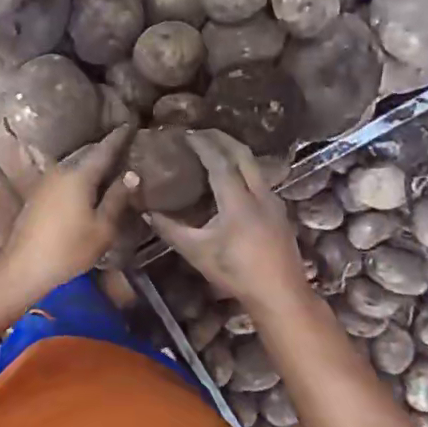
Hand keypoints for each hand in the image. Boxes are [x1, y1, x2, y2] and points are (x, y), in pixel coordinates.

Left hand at [0, 127, 136, 292]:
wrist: (23, 265)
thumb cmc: (68, 248)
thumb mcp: (102, 228)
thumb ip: (118, 198)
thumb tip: (132, 174)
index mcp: (79, 174)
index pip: (104, 148)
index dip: (120, 137)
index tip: (133, 124)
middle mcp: (61, 169)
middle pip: (88, 152)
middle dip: (106, 148)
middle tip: (127, 147)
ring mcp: (47, 180)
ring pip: (75, 163)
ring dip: (92, 162)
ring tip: (112, 166)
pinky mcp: (39, 193)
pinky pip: (66, 174)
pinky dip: (81, 174)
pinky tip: (91, 185)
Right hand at [147, 130, 307, 305]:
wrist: (281, 294)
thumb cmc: (236, 273)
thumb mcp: (196, 252)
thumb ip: (170, 229)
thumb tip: (146, 211)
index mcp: (237, 200)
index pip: (219, 161)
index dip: (202, 144)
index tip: (185, 133)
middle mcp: (259, 193)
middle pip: (242, 153)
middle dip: (221, 138)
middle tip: (200, 131)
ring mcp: (273, 201)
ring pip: (254, 164)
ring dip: (234, 151)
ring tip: (214, 148)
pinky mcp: (279, 211)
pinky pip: (259, 178)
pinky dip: (243, 167)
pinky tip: (232, 178)